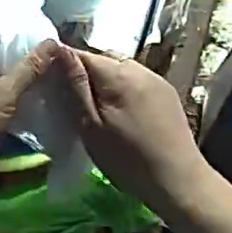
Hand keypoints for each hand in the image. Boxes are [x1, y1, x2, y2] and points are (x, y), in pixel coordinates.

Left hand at [0, 42, 57, 188]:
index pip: (1, 42)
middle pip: (8, 63)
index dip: (26, 40)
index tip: (55, 40)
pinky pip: (13, 103)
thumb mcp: (1, 93)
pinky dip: (28, 102)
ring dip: (33, 84)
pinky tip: (52, 99)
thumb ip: (27, 69)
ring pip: (12, 85)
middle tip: (66, 59)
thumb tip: (52, 42)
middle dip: (33, 64)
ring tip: (65, 76)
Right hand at [59, 48, 210, 203]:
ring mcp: (157, 80)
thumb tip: (60, 50)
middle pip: (103, 60)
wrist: (179, 182)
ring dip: (105, 81)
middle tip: (74, 100)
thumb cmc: (127, 159)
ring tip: (98, 108)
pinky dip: (123, 89)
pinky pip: (136, 80)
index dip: (64, 65)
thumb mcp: (91, 125)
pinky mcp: (167, 93)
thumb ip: (76, 86)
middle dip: (86, 74)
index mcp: (118, 75)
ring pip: (120, 70)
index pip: (82, 54)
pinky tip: (122, 112)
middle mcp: (139, 70)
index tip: (53, 83)